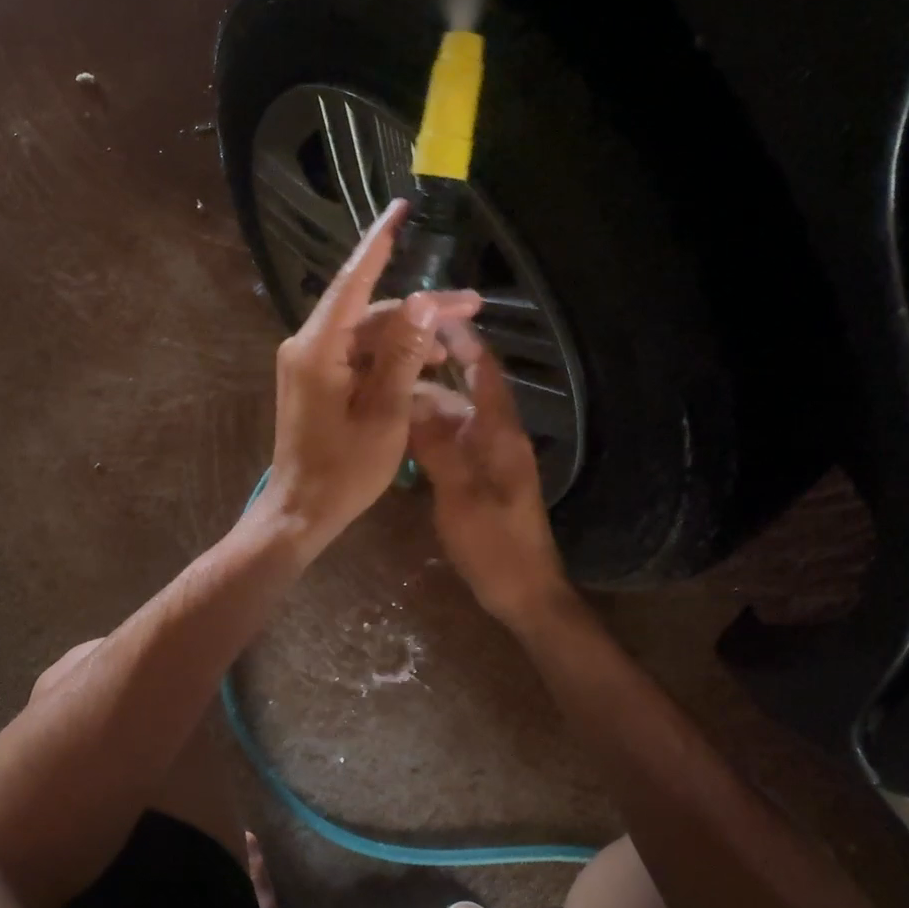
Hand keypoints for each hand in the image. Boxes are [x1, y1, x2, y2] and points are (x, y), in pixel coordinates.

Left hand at [254, 199, 480, 556]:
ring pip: (365, 333)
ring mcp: (307, 362)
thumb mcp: (385, 414)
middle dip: (421, 309)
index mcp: (318, 350)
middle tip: (473, 306)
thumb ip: (403, 355)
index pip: (351, 283)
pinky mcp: (313, 379)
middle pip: (369, 311)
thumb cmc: (343, 472)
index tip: (399, 209)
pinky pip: (355, 354)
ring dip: (409, 334)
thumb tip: (424, 302)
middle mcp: (306, 346)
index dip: (378, 243)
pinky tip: (424, 362)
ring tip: (458, 337)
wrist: (300, 511)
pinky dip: (389, 355)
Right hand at [408, 320, 568, 626]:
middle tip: (389, 354)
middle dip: (433, 369)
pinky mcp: (476, 479)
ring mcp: (487, 460)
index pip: (485, 372)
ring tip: (385, 389)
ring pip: (453, 418)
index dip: (464, 341)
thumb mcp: (461, 494)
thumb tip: (410, 400)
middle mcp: (496, 438)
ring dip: (425, 402)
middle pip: (464, 391)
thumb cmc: (496, 543)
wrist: (523, 592)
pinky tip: (398, 432)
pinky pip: (449, 443)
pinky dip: (426, 432)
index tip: (434, 315)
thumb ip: (436, 446)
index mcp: (500, 434)